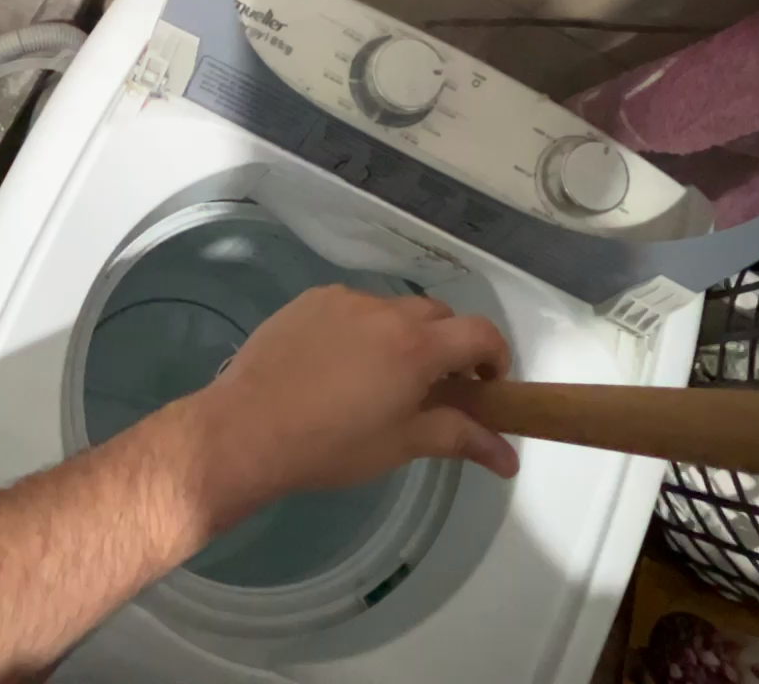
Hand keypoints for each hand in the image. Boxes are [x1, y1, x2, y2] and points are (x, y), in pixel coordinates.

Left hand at [181, 285, 518, 523]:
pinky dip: (360, 327)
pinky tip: (335, 363)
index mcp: (415, 344)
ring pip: (391, 309)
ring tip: (377, 377)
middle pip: (437, 316)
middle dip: (447, 346)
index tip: (485, 387)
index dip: (495, 357)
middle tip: (432, 387)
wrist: (249, 427)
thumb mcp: (402, 444)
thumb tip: (510, 459)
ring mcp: (341, 299)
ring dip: (401, 335)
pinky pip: (350, 307)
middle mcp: (382, 309)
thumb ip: (460, 437)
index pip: (480, 332)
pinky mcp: (307, 300)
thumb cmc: (332, 444)